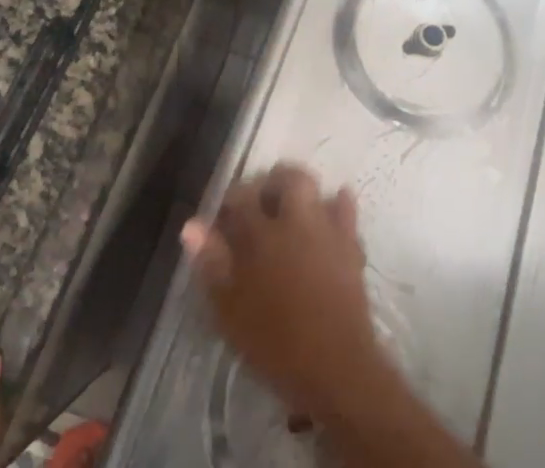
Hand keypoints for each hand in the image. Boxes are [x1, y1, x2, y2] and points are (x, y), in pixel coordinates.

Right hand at [180, 163, 392, 418]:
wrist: (335, 366)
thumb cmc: (274, 343)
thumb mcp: (229, 310)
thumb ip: (211, 264)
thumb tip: (192, 226)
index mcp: (260, 236)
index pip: (242, 196)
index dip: (230, 198)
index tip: (223, 213)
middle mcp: (296, 223)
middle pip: (288, 178)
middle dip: (273, 181)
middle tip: (261, 201)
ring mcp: (327, 232)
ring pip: (317, 188)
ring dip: (303, 191)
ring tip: (290, 208)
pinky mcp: (352, 247)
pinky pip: (347, 213)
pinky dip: (338, 204)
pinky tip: (330, 208)